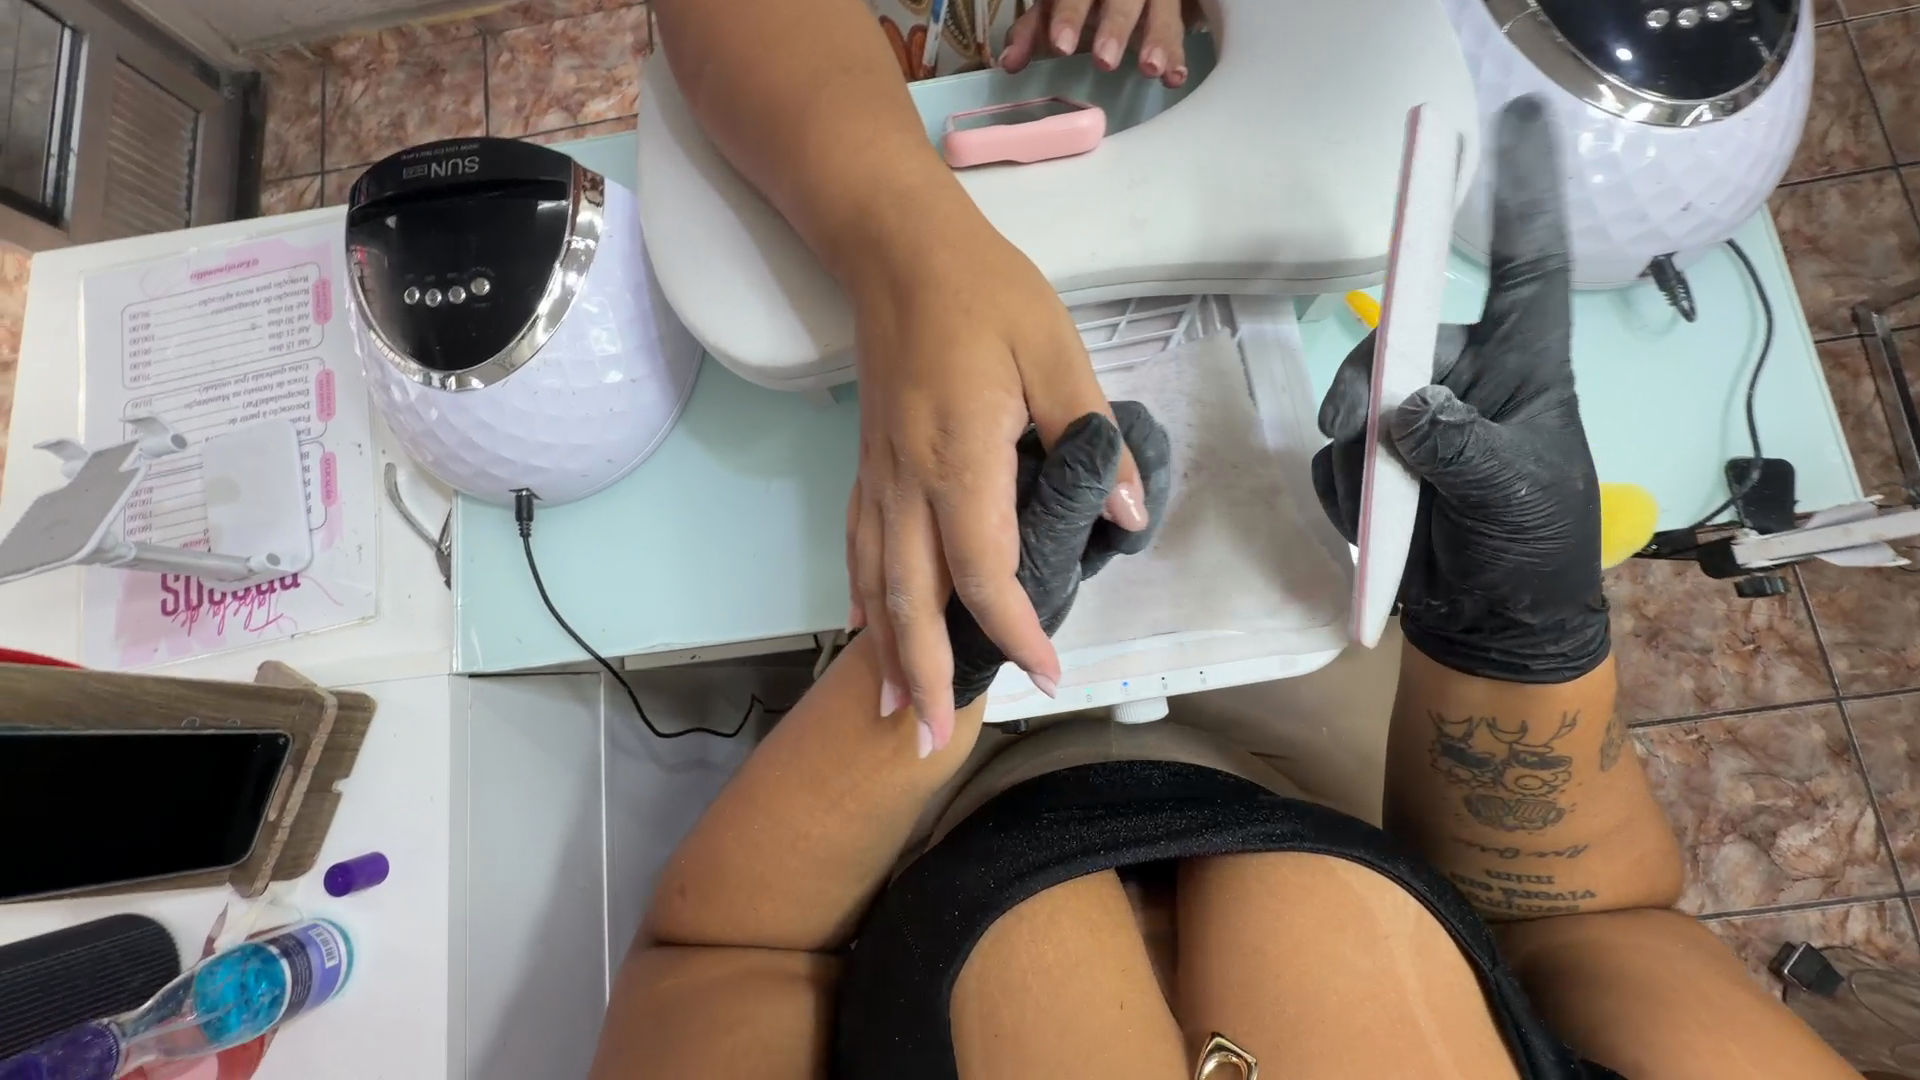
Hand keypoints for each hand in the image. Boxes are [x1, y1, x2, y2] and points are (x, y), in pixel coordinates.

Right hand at [848, 224, 1148, 753]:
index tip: (1045, 675)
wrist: (898, 252)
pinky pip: (859, 547)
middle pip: (911, 598)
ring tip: (890, 711)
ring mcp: (877, 477)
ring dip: (884, 652)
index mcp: (959, 458)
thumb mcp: (1057, 353)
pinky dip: (862, 598)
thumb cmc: (986, 296)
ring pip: (875, 581)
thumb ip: (1090, 439)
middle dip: (924, 673)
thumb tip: (1124, 516)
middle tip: (929, 741)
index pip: (983, 569)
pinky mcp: (867, 465)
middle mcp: (907, 482)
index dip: (1013, 629)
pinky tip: (865, 630)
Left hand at [999, 0, 1197, 85]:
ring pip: (1159, 8)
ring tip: (1150, 68)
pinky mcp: (1176, 6)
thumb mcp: (1053, 10)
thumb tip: (1009, 63)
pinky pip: (1180, 27)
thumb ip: (1032, 33)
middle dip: (1114, 26)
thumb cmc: (1081, 1)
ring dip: (1156, 38)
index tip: (1061, 45)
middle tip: (1105, 59)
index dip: (1068, 15)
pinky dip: (1177, 53)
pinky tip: (1175, 77)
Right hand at [1310, 95, 1609, 684]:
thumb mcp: (1510, 493)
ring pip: (1353, 403)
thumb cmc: (1531, 547)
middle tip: (1351, 425)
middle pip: (1400, 341)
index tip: (1508, 125)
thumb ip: (1459, 444)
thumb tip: (1401, 407)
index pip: (1522, 271)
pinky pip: (1334, 458)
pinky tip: (1369, 521)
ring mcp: (1413, 428)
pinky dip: (1339, 489)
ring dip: (1348, 449)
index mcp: (1522, 372)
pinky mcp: (1374, 468)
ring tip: (1372, 502)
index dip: (1520, 198)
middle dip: (1365, 380)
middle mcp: (1463, 386)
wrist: (1488, 620)